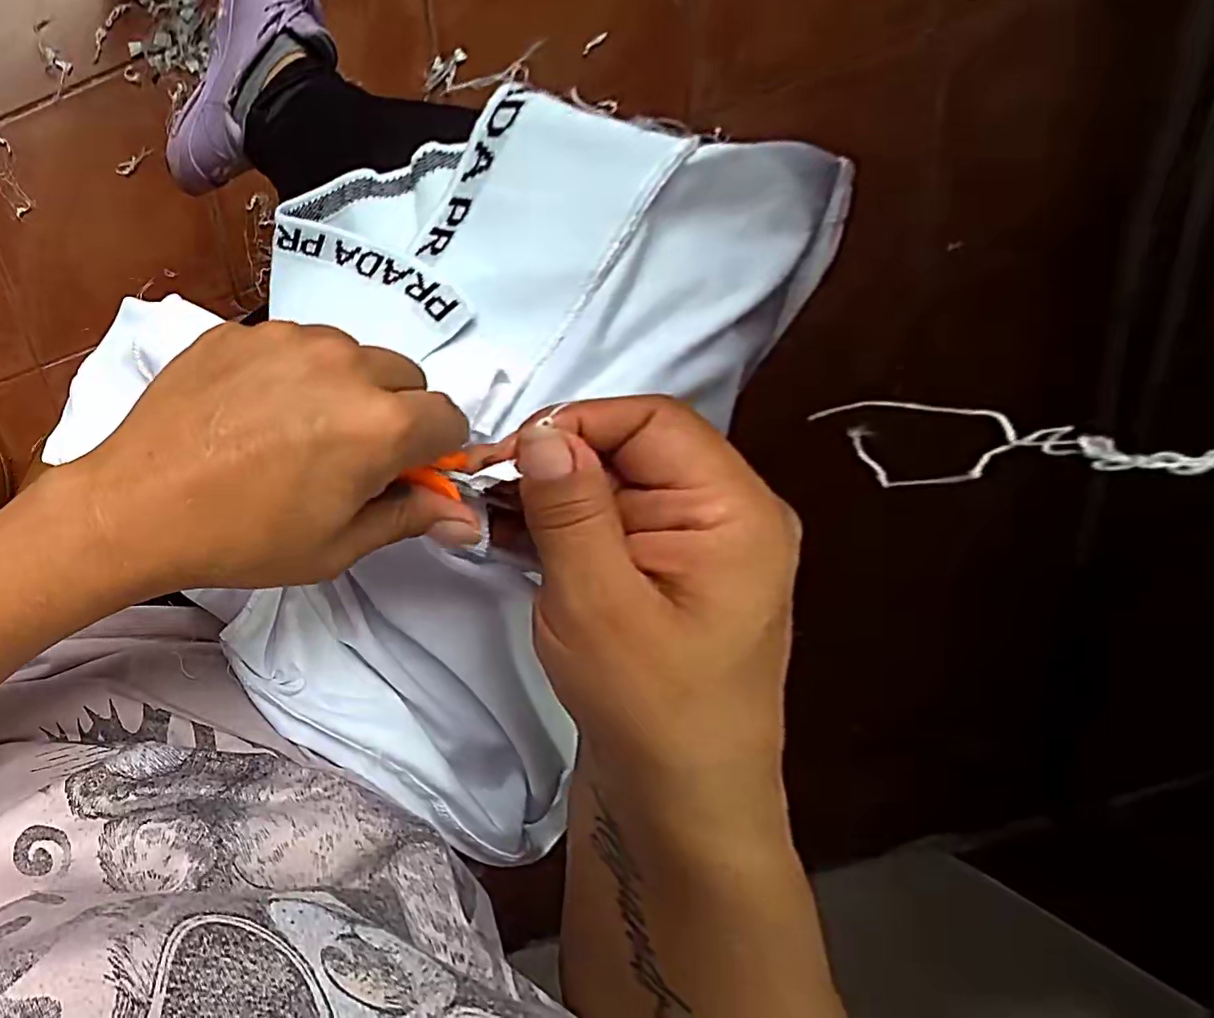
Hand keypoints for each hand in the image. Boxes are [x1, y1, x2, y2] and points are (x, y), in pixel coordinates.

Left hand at [71, 320, 478, 592]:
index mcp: (379, 424)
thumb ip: (408, 517)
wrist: (137, 506)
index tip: (405, 470)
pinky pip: (292, 344)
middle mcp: (343, 365)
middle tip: (345, 456)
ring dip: (340, 388)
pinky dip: (288, 373)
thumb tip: (459, 515)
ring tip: (291, 432)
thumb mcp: (334, 545)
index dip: (434, 450)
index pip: (449, 418)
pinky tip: (252, 412)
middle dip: (392, 415)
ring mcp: (288, 339)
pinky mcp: (242, 330)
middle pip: (404, 378)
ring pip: (349, 355)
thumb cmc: (237, 537)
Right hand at [478, 397, 799, 799]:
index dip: (576, 423)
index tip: (509, 455)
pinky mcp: (649, 565)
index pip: (652, 420)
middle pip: (625, 448)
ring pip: (603, 483)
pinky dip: (550, 521)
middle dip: (550, 460)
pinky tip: (502, 532)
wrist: (674, 792)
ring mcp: (682, 540)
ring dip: (542, 491)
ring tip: (481, 509)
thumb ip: (570, 509)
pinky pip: (598, 521)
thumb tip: (542, 432)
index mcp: (731, 509)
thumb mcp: (597, 599)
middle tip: (481, 483)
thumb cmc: (647, 700)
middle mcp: (716, 512)